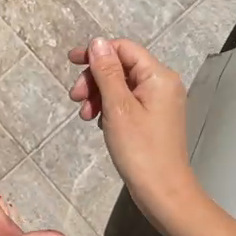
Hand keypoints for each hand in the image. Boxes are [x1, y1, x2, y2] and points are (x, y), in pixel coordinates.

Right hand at [69, 37, 203, 229]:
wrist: (164, 194)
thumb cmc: (140, 149)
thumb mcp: (118, 107)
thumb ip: (106, 71)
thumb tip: (97, 41)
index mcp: (159, 76)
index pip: (123, 48)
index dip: (96, 52)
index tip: (71, 63)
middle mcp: (163, 84)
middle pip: (121, 66)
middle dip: (95, 78)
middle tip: (75, 98)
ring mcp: (159, 101)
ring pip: (121, 84)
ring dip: (99, 94)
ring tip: (85, 115)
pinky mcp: (154, 117)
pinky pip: (127, 100)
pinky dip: (109, 107)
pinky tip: (99, 123)